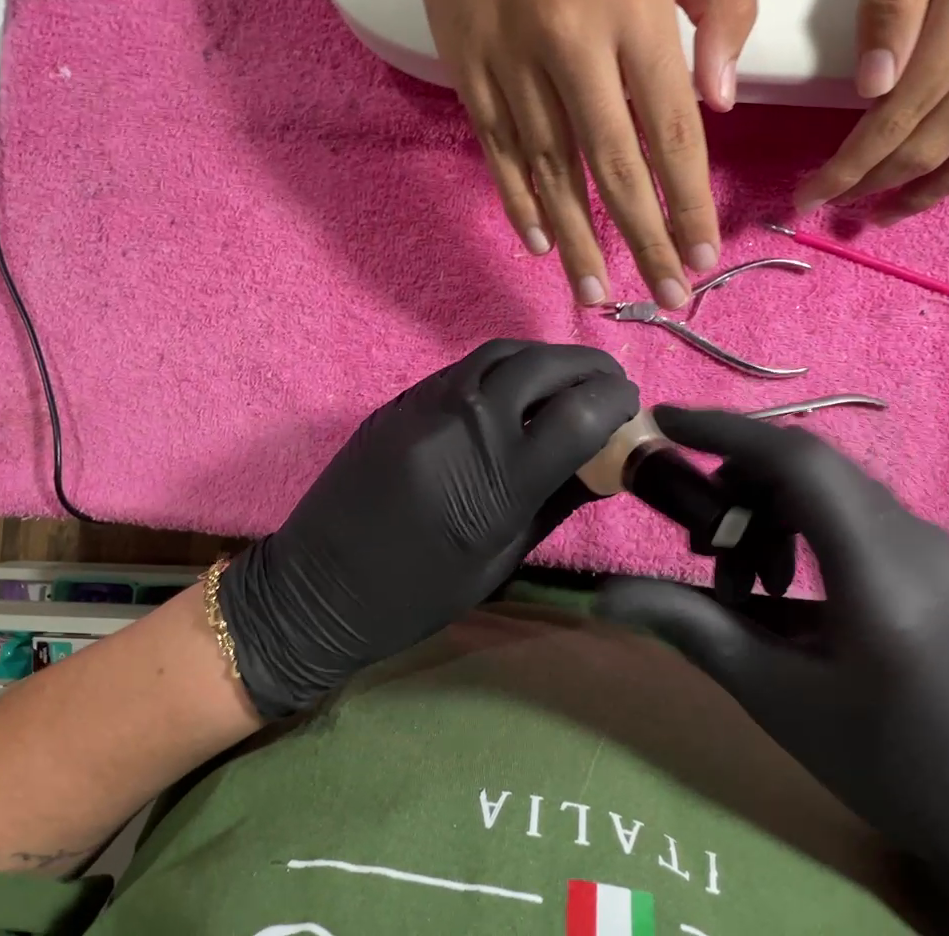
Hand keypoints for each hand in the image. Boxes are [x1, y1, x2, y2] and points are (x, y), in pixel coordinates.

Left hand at [219, 340, 636, 717]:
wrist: (318, 588)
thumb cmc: (415, 594)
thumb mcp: (499, 559)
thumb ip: (555, 502)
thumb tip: (604, 464)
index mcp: (496, 480)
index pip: (578, 413)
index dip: (615, 402)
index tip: (630, 407)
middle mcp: (464, 425)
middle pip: (543, 367)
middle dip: (588, 368)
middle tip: (609, 383)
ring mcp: (425, 405)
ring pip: (502, 354)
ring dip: (545, 360)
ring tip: (567, 380)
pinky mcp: (399, 400)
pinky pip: (464, 368)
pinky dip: (502, 368)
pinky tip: (514, 390)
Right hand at [404, 0, 756, 307]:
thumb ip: (718, 7)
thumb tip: (720, 101)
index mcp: (630, 12)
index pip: (671, 133)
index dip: (688, 203)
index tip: (702, 258)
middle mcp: (569, 48)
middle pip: (614, 169)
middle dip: (645, 240)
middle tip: (664, 298)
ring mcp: (510, 63)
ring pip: (551, 172)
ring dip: (579, 240)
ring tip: (598, 294)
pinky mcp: (467, 68)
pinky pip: (497, 148)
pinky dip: (517, 199)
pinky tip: (539, 241)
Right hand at [595, 409, 948, 929]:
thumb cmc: (880, 764)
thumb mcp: (773, 697)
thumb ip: (690, 627)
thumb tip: (603, 599)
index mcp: (881, 580)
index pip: (799, 465)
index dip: (727, 432)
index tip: (665, 421)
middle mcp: (916, 543)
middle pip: (810, 467)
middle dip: (738, 482)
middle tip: (697, 539)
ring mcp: (936, 547)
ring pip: (831, 487)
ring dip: (769, 509)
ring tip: (741, 583)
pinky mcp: (939, 559)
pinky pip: (856, 512)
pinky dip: (803, 525)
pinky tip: (783, 585)